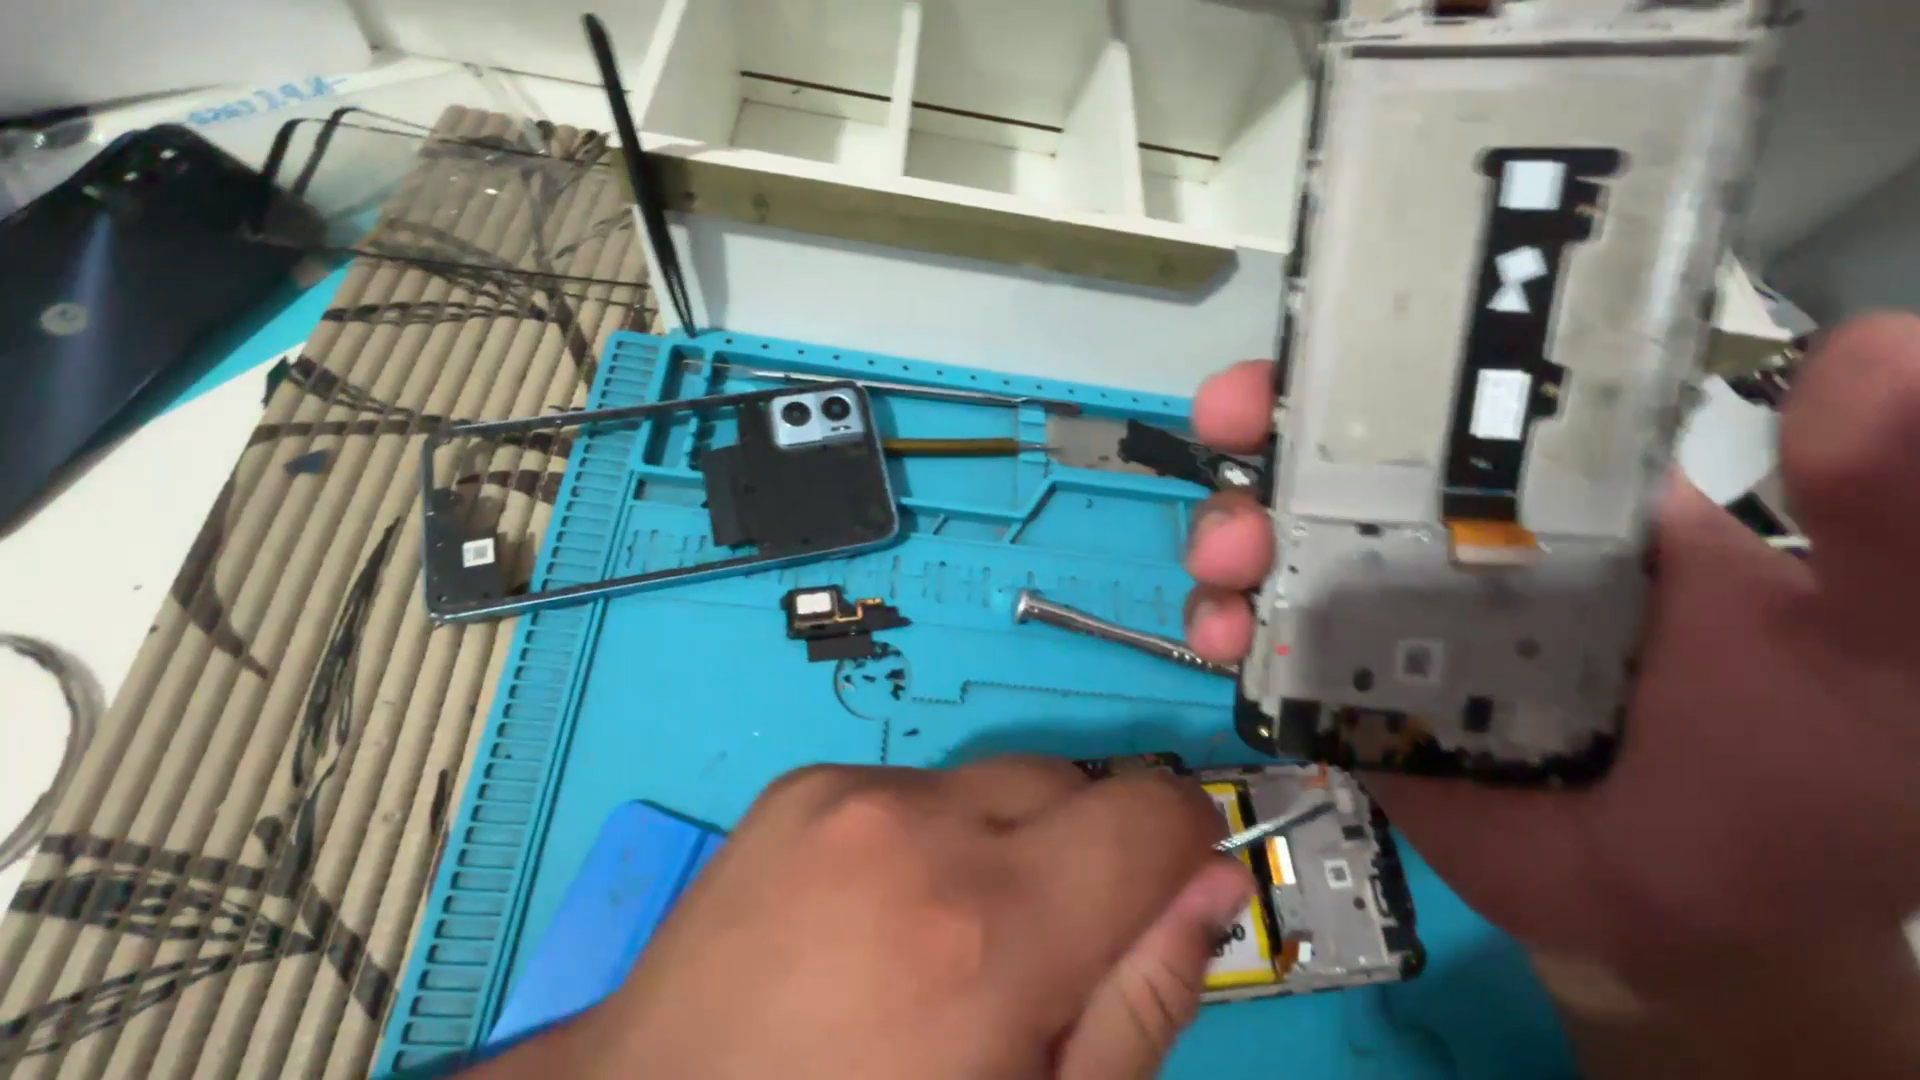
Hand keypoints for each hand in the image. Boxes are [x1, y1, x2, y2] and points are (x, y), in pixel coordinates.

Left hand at [533, 760, 1252, 1079]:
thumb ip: (1142, 997)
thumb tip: (1206, 882)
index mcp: (990, 928)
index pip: (1151, 810)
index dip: (1183, 841)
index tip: (1170, 884)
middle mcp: (917, 829)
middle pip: (1071, 781)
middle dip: (1085, 846)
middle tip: (1039, 941)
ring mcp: (847, 794)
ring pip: (990, 781)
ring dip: (999, 839)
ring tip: (942, 931)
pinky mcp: (799, 785)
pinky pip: (911, 783)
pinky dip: (924, 832)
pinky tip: (876, 908)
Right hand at [1183, 315, 1919, 964]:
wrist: (1694, 920)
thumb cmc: (1801, 776)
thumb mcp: (1881, 644)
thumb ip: (1891, 521)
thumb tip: (1870, 353)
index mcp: (1558, 495)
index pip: (1455, 394)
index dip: (1374, 356)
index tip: (1310, 346)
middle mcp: (1450, 539)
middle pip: (1329, 460)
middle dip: (1263, 433)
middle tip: (1230, 431)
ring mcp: (1379, 617)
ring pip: (1274, 545)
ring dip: (1227, 535)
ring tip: (1227, 565)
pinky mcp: (1334, 692)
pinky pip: (1260, 645)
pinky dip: (1223, 630)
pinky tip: (1222, 644)